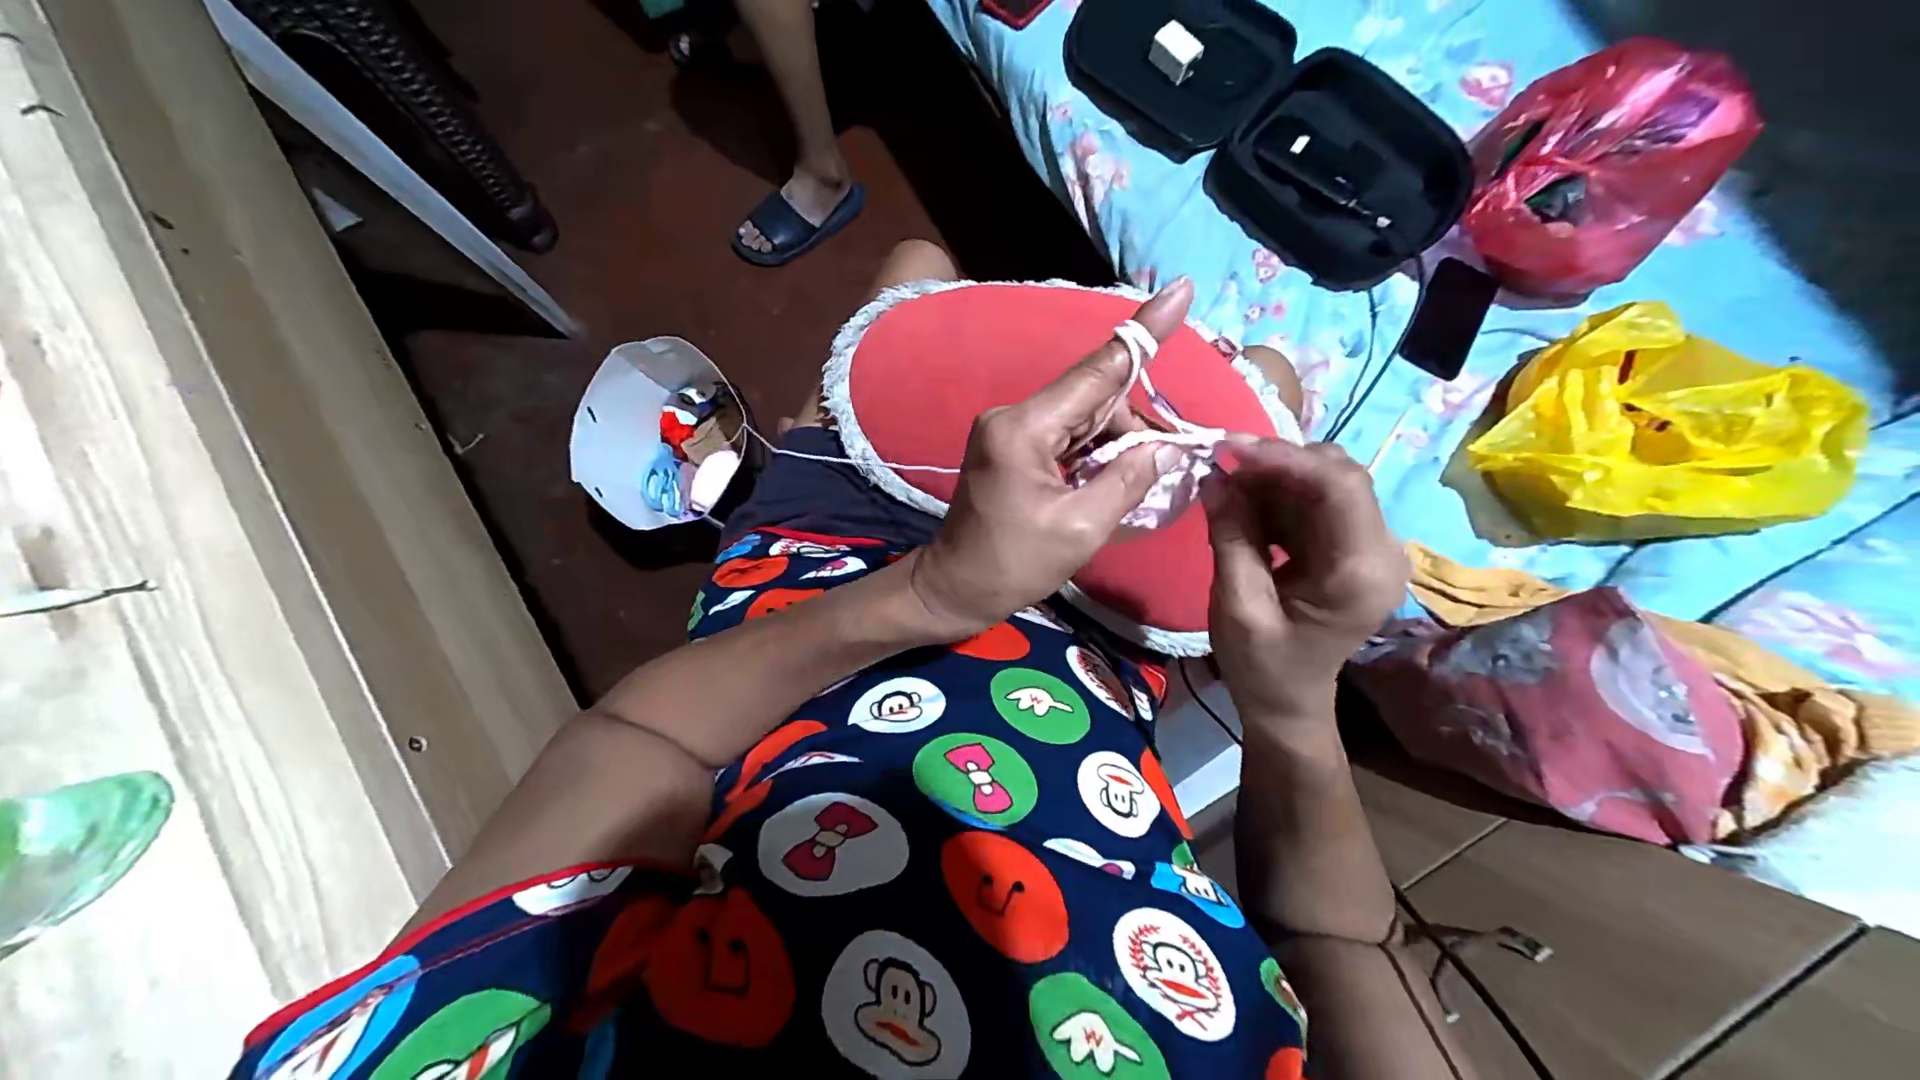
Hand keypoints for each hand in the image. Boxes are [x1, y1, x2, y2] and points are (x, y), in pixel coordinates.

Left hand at [906, 279, 1195, 637]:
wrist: (956, 585)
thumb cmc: (1013, 564)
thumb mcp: (1080, 529)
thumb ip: (1127, 481)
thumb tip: (1164, 447)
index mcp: (1024, 428)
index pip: (1097, 371)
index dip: (1144, 333)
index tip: (1182, 289)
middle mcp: (1013, 415)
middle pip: (1094, 398)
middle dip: (1131, 428)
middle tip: (1157, 468)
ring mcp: (1009, 428)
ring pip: (1084, 417)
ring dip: (1113, 445)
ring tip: (1122, 488)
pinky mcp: (1011, 445)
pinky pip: (1066, 435)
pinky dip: (1093, 453)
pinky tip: (1103, 481)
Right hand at [1202, 441, 1408, 720]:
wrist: (1287, 703)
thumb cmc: (1262, 665)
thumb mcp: (1237, 604)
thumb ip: (1231, 537)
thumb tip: (1214, 477)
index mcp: (1360, 571)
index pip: (1340, 487)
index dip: (1285, 458)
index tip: (1229, 447)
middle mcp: (1379, 551)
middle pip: (1338, 476)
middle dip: (1277, 463)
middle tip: (1222, 464)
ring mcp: (1367, 548)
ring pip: (1325, 483)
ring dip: (1274, 477)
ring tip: (1225, 485)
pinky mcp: (1347, 549)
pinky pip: (1314, 503)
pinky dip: (1276, 495)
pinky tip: (1242, 504)